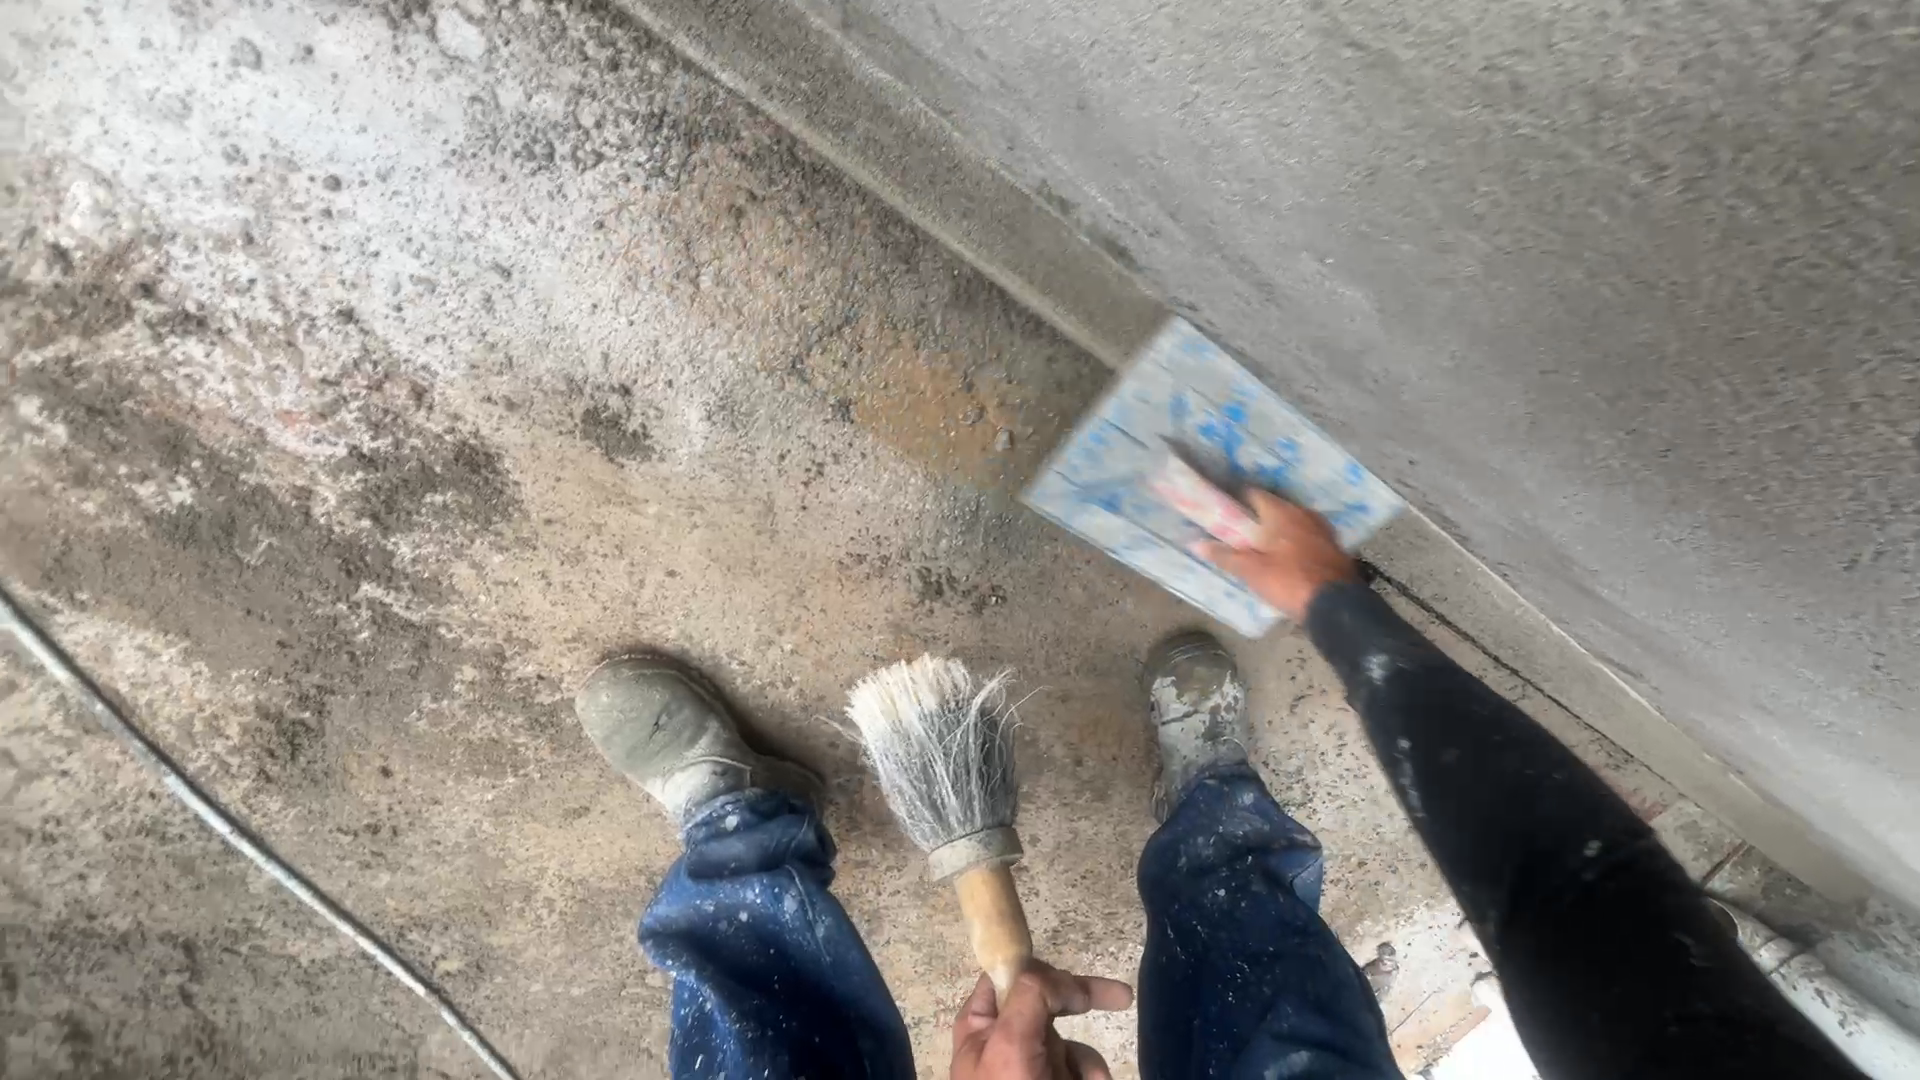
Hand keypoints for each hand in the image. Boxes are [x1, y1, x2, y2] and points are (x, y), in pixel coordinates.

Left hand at [949, 963, 1132, 1079]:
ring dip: (1090, 1064)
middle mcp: (1004, 1041)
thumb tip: (1062, 978)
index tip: (1078, 980)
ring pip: (1072, 1047)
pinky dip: (1092, 1079)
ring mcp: (1030, 1070)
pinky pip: (1081, 1075)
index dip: (1045, 970)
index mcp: (981, 1025)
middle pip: (1049, 1006)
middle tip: (1121, 998)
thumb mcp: (1011, 1043)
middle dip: (1081, 1017)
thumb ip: (1032, 995)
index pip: (1011, 975)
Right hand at [1193, 490, 1360, 620]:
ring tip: (1262, 544)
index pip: (1255, 494)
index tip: (1225, 509)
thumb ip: (1224, 556)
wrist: (1336, 605)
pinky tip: (1287, 556)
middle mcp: (1304, 514)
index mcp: (1282, 513)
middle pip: (1276, 508)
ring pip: (1294, 522)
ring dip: (1279, 529)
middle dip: (1258, 517)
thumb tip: (1195, 544)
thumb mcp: (1251, 571)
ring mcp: (1323, 530)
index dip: (1237, 500)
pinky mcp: (1334, 547)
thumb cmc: (1288, 581)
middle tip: (1240, 531)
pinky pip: (1307, 536)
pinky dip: (1295, 541)